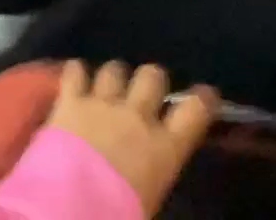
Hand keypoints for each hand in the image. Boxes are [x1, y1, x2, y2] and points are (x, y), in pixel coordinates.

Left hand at [45, 61, 217, 216]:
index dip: (203, 100)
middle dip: (151, 79)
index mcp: (166, 148)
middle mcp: (137, 116)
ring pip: (114, 70)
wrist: (75, 204)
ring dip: (114, 76)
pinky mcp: (70, 100)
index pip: (196, 111)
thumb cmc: (119, 214)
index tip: (205, 95)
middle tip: (145, 90)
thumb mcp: (152, 197)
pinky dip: (76, 72)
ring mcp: (102, 103)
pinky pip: (75, 71)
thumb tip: (149, 170)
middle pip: (152, 77)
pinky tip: (75, 78)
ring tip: (108, 86)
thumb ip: (155, 171)